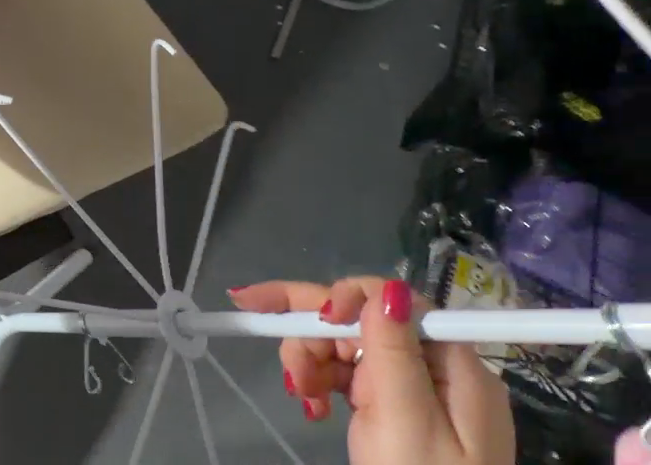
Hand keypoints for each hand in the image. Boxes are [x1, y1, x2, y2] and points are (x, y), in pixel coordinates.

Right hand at [230, 277, 514, 464]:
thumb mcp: (405, 417)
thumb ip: (393, 350)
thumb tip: (385, 287)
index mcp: (451, 365)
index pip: (392, 301)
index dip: (343, 296)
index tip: (309, 315)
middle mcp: (434, 367)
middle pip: (359, 320)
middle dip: (309, 328)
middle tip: (252, 322)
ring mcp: (414, 387)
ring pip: (343, 343)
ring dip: (309, 358)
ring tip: (300, 394)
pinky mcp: (393, 405)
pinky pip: (346, 372)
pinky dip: (319, 380)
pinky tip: (311, 403)